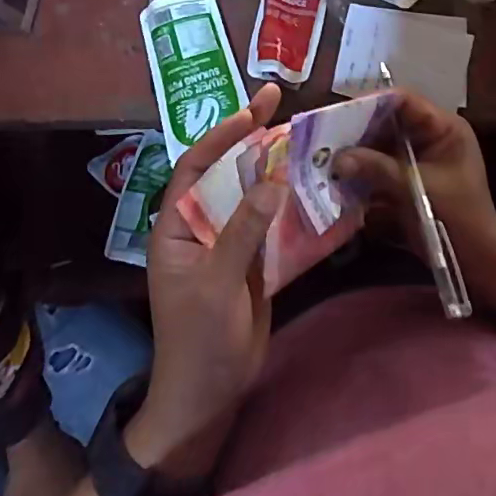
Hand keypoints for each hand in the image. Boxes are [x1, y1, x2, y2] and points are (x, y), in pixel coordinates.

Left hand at [126, 83, 284, 475]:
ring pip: (255, 190)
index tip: (252, 110)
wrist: (210, 393)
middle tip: (281, 102)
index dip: (222, 136)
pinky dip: (294, 198)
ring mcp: (230, 239)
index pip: (195, 168)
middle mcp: (203, 224)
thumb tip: (274, 178)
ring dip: (279, 164)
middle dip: (253, 137)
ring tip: (306, 134)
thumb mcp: (216, 283)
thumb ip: (243, 230)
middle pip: (228, 170)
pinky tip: (317, 181)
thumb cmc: (198, 338)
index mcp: (178, 226)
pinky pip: (275, 217)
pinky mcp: (255, 255)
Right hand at [332, 91, 495, 268]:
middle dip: (357, 131)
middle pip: (389, 122)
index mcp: (444, 127)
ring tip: (324, 158)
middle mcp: (431, 136)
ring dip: (356, 153)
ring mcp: (420, 158)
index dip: (372, 103)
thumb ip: (379, 170)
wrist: (477, 260)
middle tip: (323, 139)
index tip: (339, 115)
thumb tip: (338, 158)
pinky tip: (338, 179)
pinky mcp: (409, 179)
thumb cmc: (458, 217)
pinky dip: (362, 173)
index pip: (405, 102)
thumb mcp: (418, 188)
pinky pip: (381, 167)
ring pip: (381, 145)